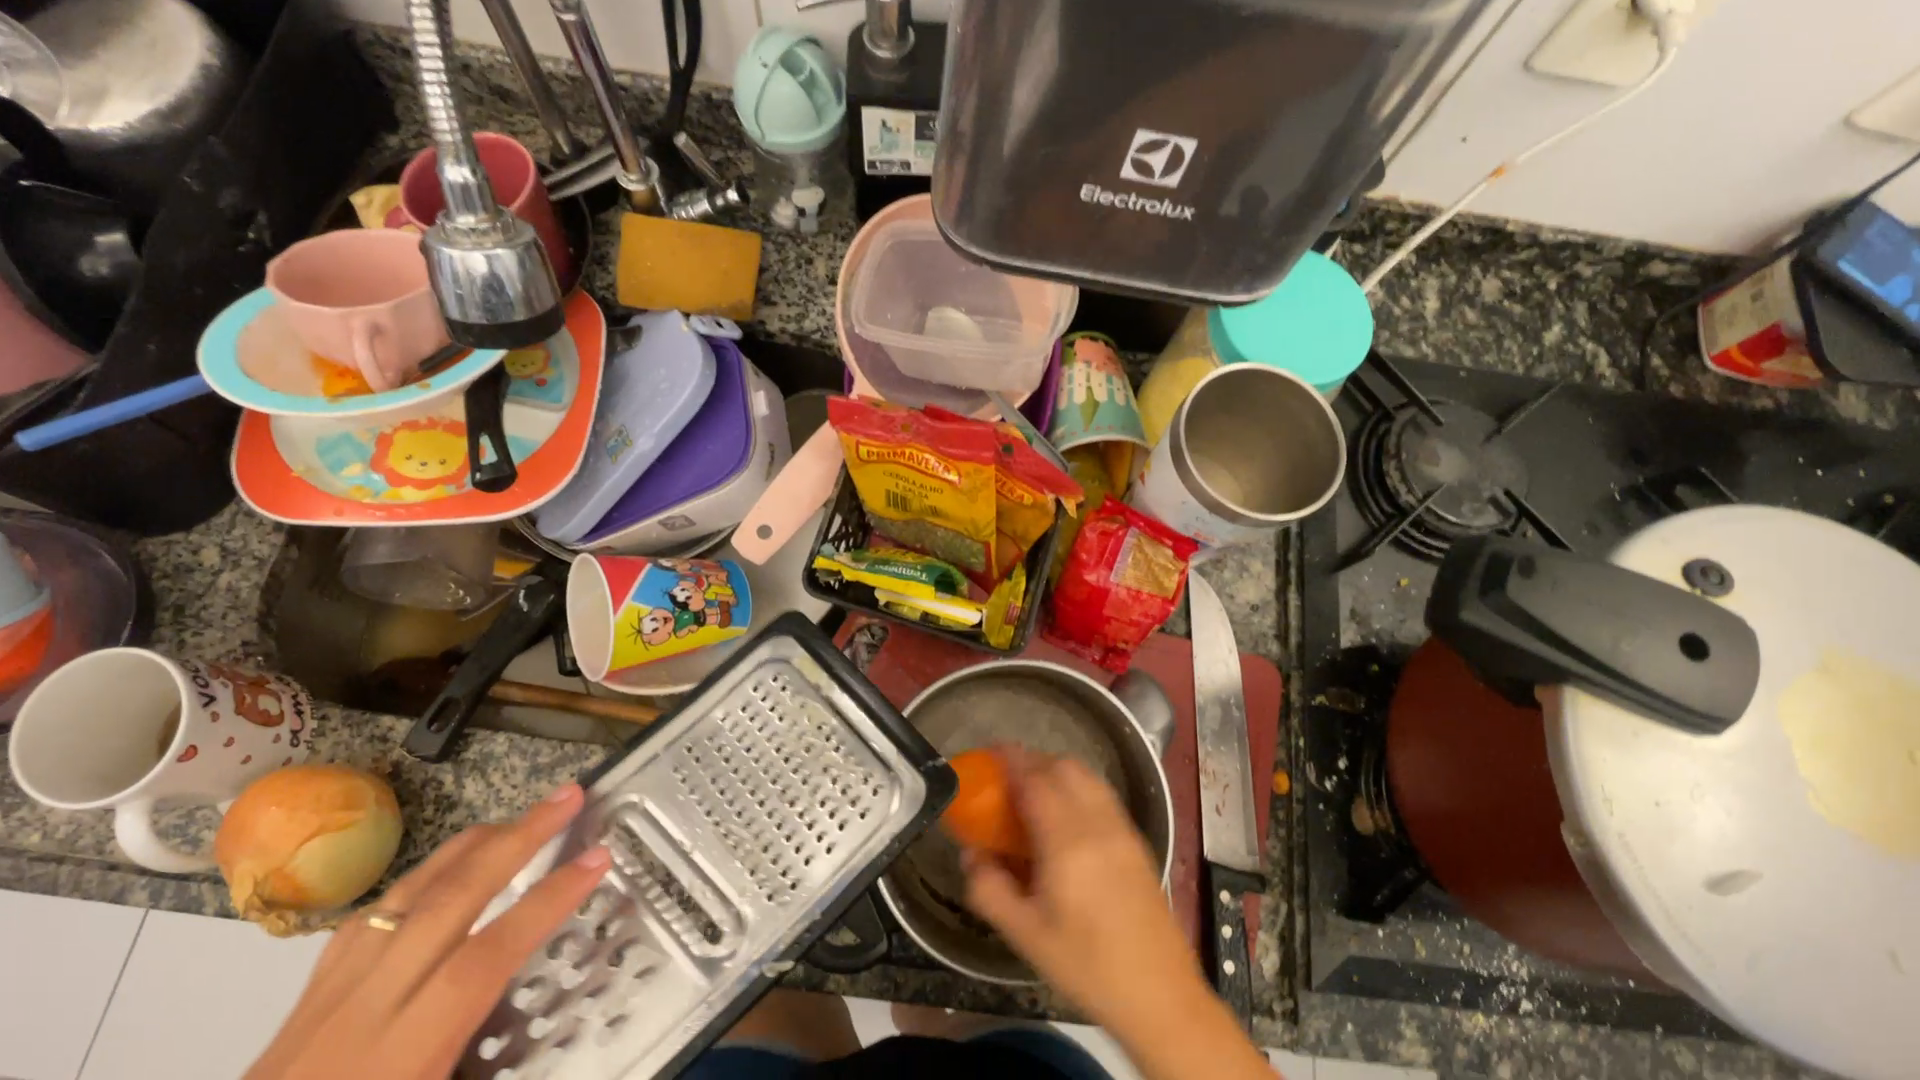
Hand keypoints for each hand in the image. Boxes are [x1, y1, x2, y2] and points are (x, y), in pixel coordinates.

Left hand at [246, 784, 609, 1079]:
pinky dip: (421, 878)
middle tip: (568, 796)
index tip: (596, 861)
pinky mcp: (311, 988)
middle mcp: (365, 1007)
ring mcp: (332, 990)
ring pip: (408, 895)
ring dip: (472, 845)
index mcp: (401, 1053)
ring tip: (521, 816)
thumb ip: (483, 1068)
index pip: (485, 958)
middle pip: (449, 901)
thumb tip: (541, 1038)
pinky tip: (444, 871)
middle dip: (516, 839)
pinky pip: (372, 913)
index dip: (545, 902)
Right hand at [960, 750, 1204, 1031]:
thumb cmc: (1087, 966)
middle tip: (1007, 776)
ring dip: (1059, 772)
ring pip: (1090, 778)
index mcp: (1068, 844)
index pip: (1037, 781)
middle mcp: (1099, 826)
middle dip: (1034, 761)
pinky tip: (1067, 818)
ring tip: (1034, 792)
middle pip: (1066, 768)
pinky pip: (1104, 798)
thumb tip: (971, 855)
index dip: (1012, 760)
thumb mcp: (1025, 936)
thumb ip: (990, 890)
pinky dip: (1080, 789)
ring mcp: (1124, 832)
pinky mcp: (1139, 845)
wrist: (1160, 994)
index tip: (991, 749)